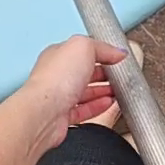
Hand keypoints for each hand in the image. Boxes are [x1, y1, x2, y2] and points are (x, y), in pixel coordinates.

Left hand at [10, 35, 127, 153]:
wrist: (44, 112)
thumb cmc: (54, 79)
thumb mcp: (83, 47)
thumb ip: (102, 47)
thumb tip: (117, 51)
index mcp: (58, 55)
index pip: (82, 50)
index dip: (101, 52)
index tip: (117, 57)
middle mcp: (56, 75)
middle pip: (83, 72)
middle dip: (103, 73)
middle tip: (119, 75)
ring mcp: (59, 97)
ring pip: (84, 92)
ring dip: (102, 91)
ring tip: (118, 90)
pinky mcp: (62, 116)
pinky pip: (83, 110)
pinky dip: (97, 106)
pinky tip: (108, 104)